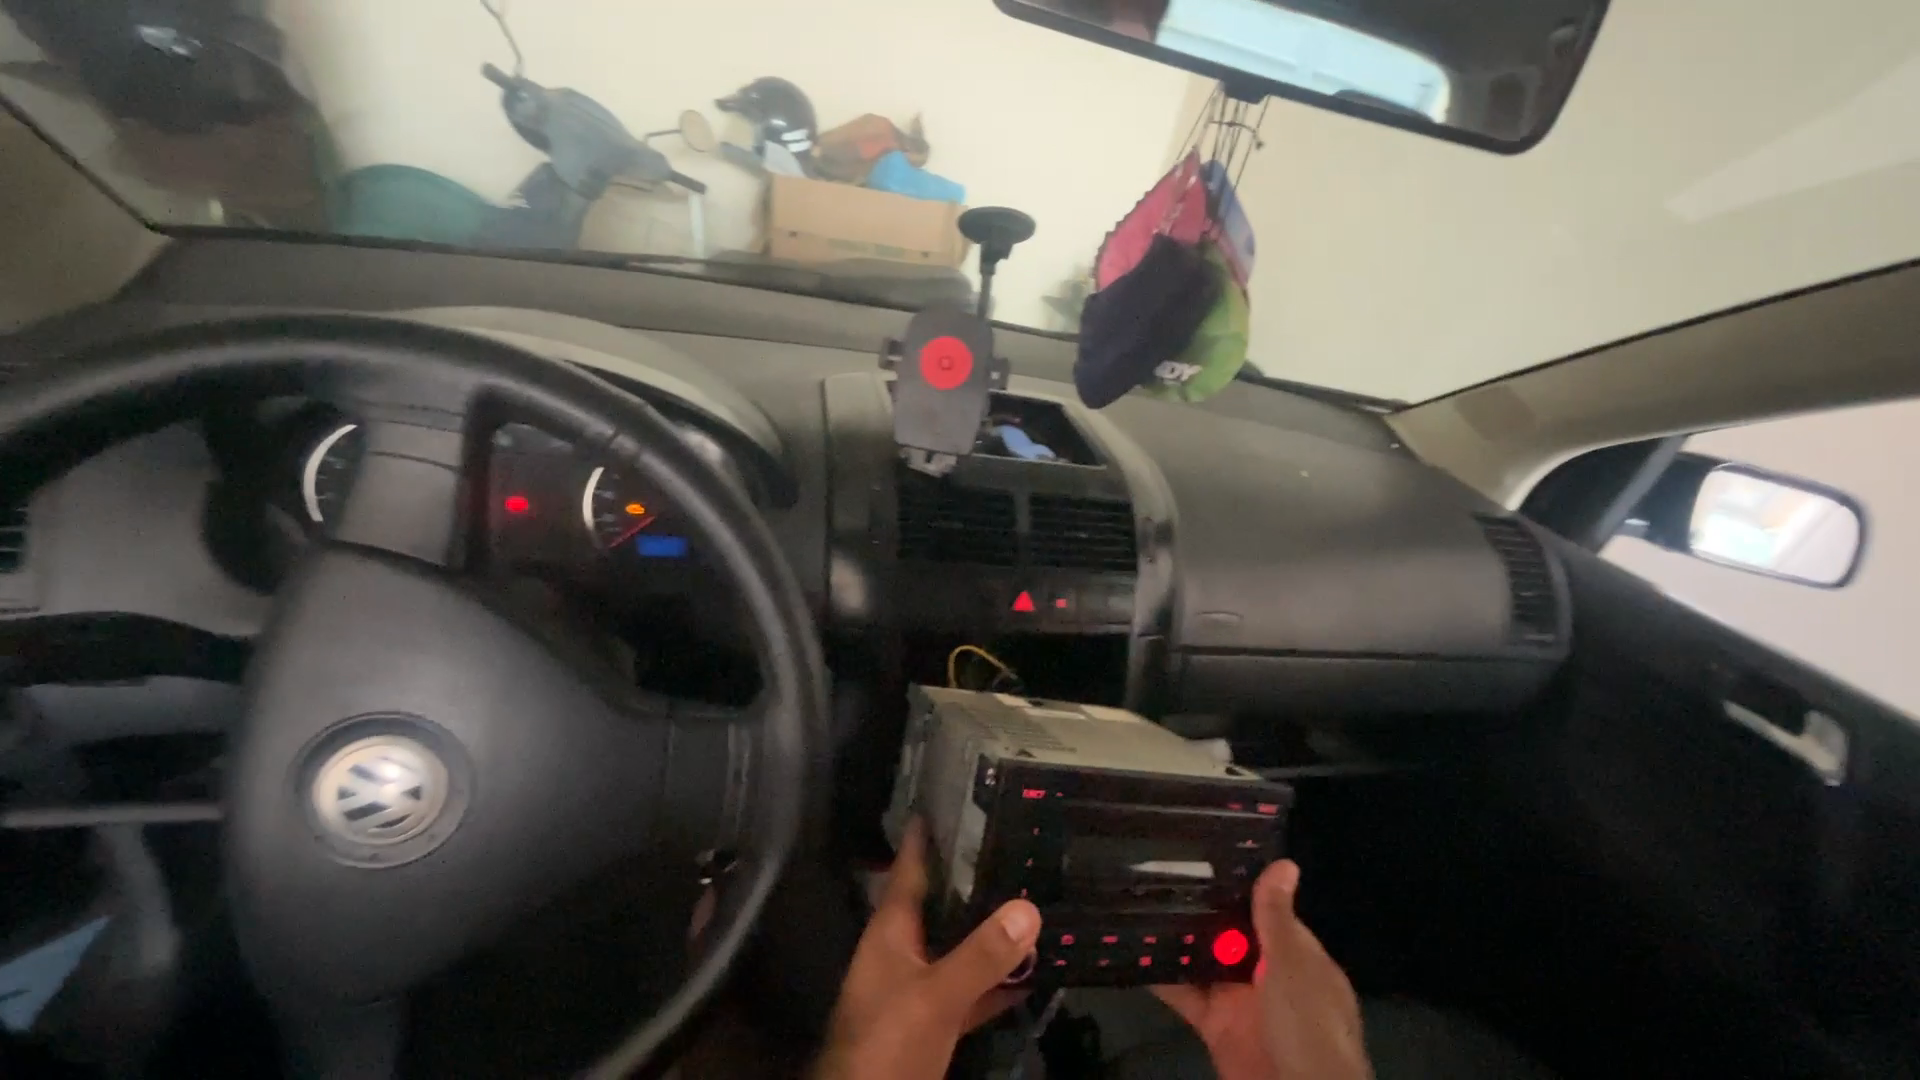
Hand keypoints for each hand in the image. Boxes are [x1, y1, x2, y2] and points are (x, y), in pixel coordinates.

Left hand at [812, 820, 1041, 1079]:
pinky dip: (992, 982)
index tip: (950, 802)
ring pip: (954, 946)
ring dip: (986, 932)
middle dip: (971, 880)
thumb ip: (981, 954)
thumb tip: (1028, 907)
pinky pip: (966, 990)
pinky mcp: (929, 1020)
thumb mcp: (937, 995)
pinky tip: (1028, 975)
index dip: (925, 835)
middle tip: (1012, 849)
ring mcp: (914, 986)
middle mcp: (901, 949)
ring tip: (1028, 904)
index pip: (908, 867)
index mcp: (891, 930)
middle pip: (937, 903)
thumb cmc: (888, 1040)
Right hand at [1152, 861, 1369, 1079]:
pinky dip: (1160, 978)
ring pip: (1203, 961)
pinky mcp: (1215, 1026)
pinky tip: (1130, 953)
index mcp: (1295, 957)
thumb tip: (1285, 862)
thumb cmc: (1308, 1028)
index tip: (1202, 854)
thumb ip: (1276, 917)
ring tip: (1136, 900)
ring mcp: (1240, 1001)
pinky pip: (1185, 995)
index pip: (1266, 911)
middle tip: (1155, 871)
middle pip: (1229, 934)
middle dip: (1199, 910)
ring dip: (1175, 940)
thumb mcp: (1292, 966)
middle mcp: (1267, 974)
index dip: (1238, 886)